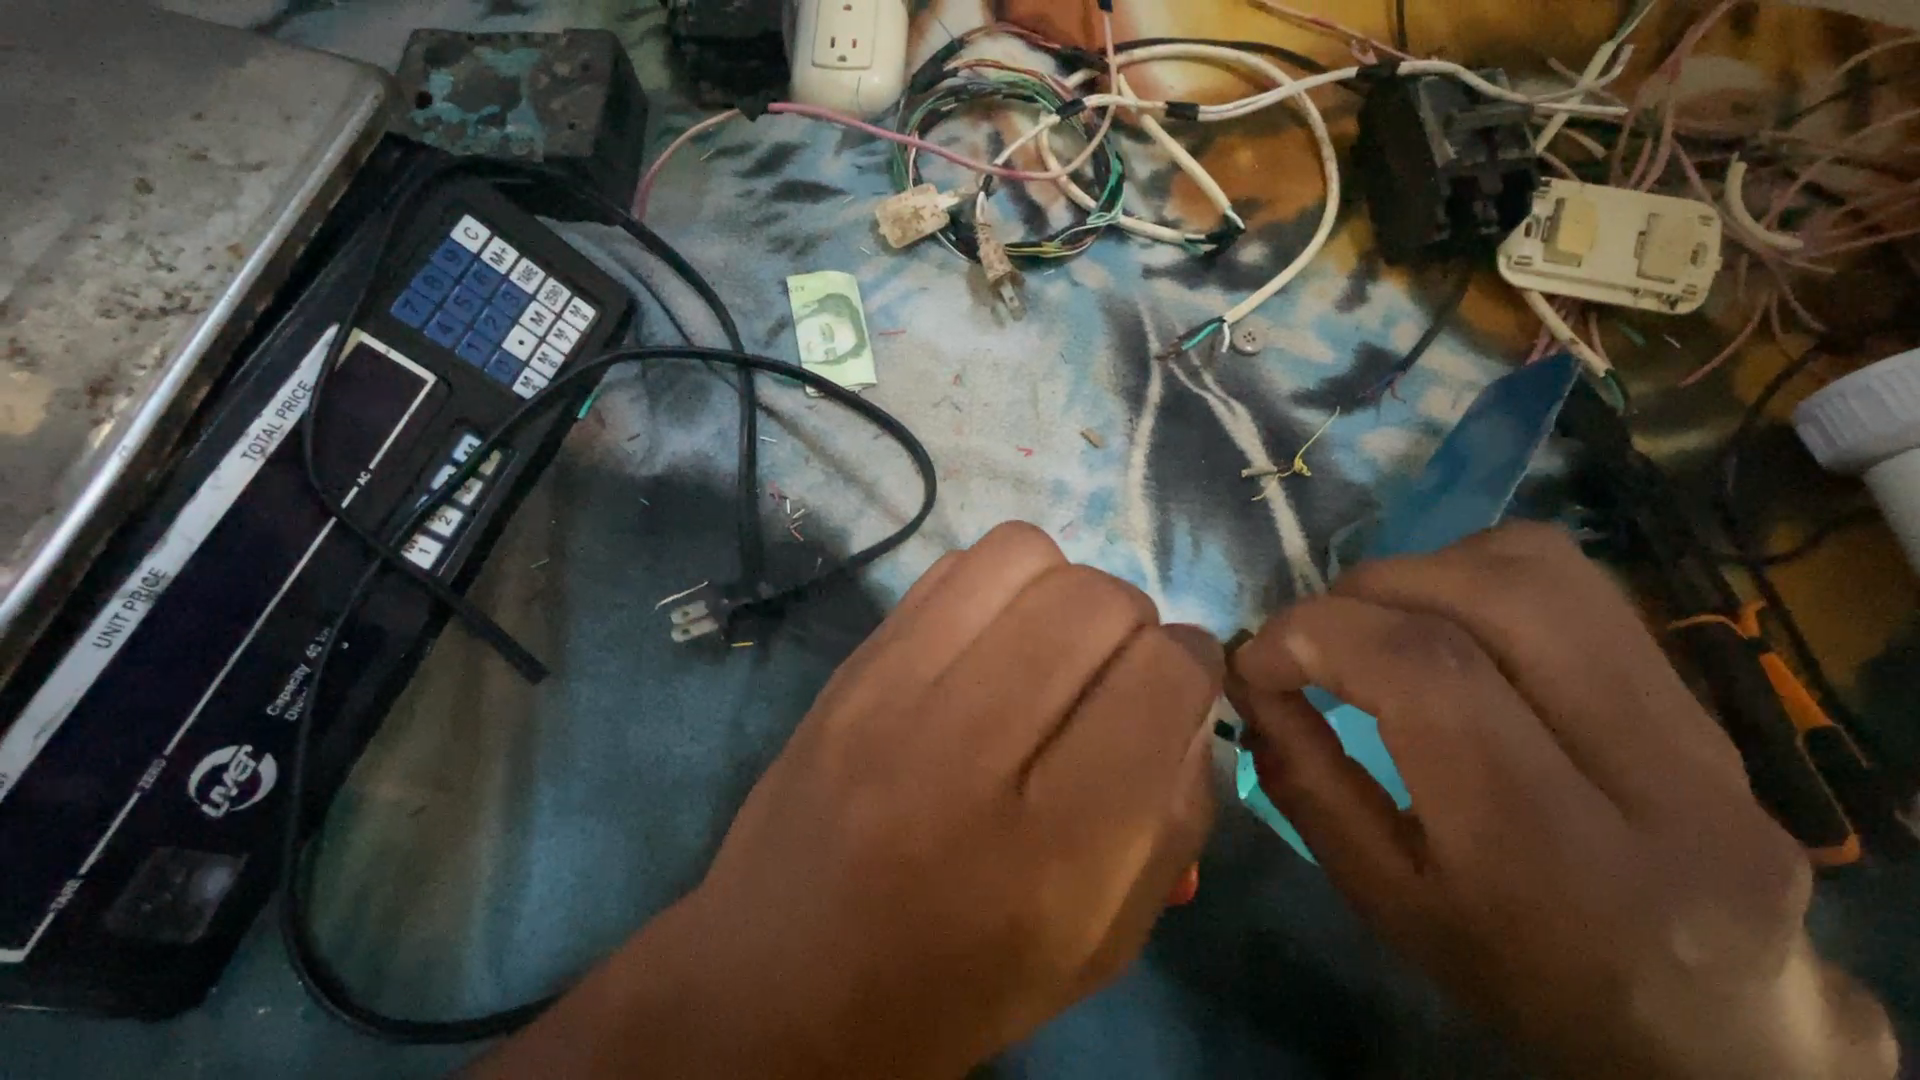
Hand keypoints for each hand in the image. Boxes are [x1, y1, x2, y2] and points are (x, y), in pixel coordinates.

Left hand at [478, 523, 1221, 1078]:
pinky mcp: (851, 665)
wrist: (783, 982)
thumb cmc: (958, 985)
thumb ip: (1172, 818)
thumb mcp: (1099, 944)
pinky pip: (952, 568)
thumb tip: (1191, 701)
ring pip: (1024, 557)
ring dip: (1066, 590)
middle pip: (1099, 603)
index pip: (1164, 680)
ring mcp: (895, 694)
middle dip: (1136, 625)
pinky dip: (998, 586)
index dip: (1195, 668)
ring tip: (1053, 645)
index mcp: (1054, 849)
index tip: (1179, 688)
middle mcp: (972, 752)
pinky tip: (990, 641)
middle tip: (1116, 671)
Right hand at [1226, 523, 1895, 1079]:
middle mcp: (1657, 779)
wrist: (1709, 1032)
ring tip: (1377, 623)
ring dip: (1426, 572)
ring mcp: (1703, 728)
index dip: (1320, 636)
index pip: (1434, 677)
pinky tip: (1448, 626)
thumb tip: (1252, 680)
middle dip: (1367, 592)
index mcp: (1557, 860)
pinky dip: (1480, 577)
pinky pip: (1580, 586)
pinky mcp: (1707, 699)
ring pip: (1545, 570)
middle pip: (1497, 598)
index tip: (1257, 659)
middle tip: (1311, 635)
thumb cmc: (1516, 979)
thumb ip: (1311, 783)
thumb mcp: (1387, 902)